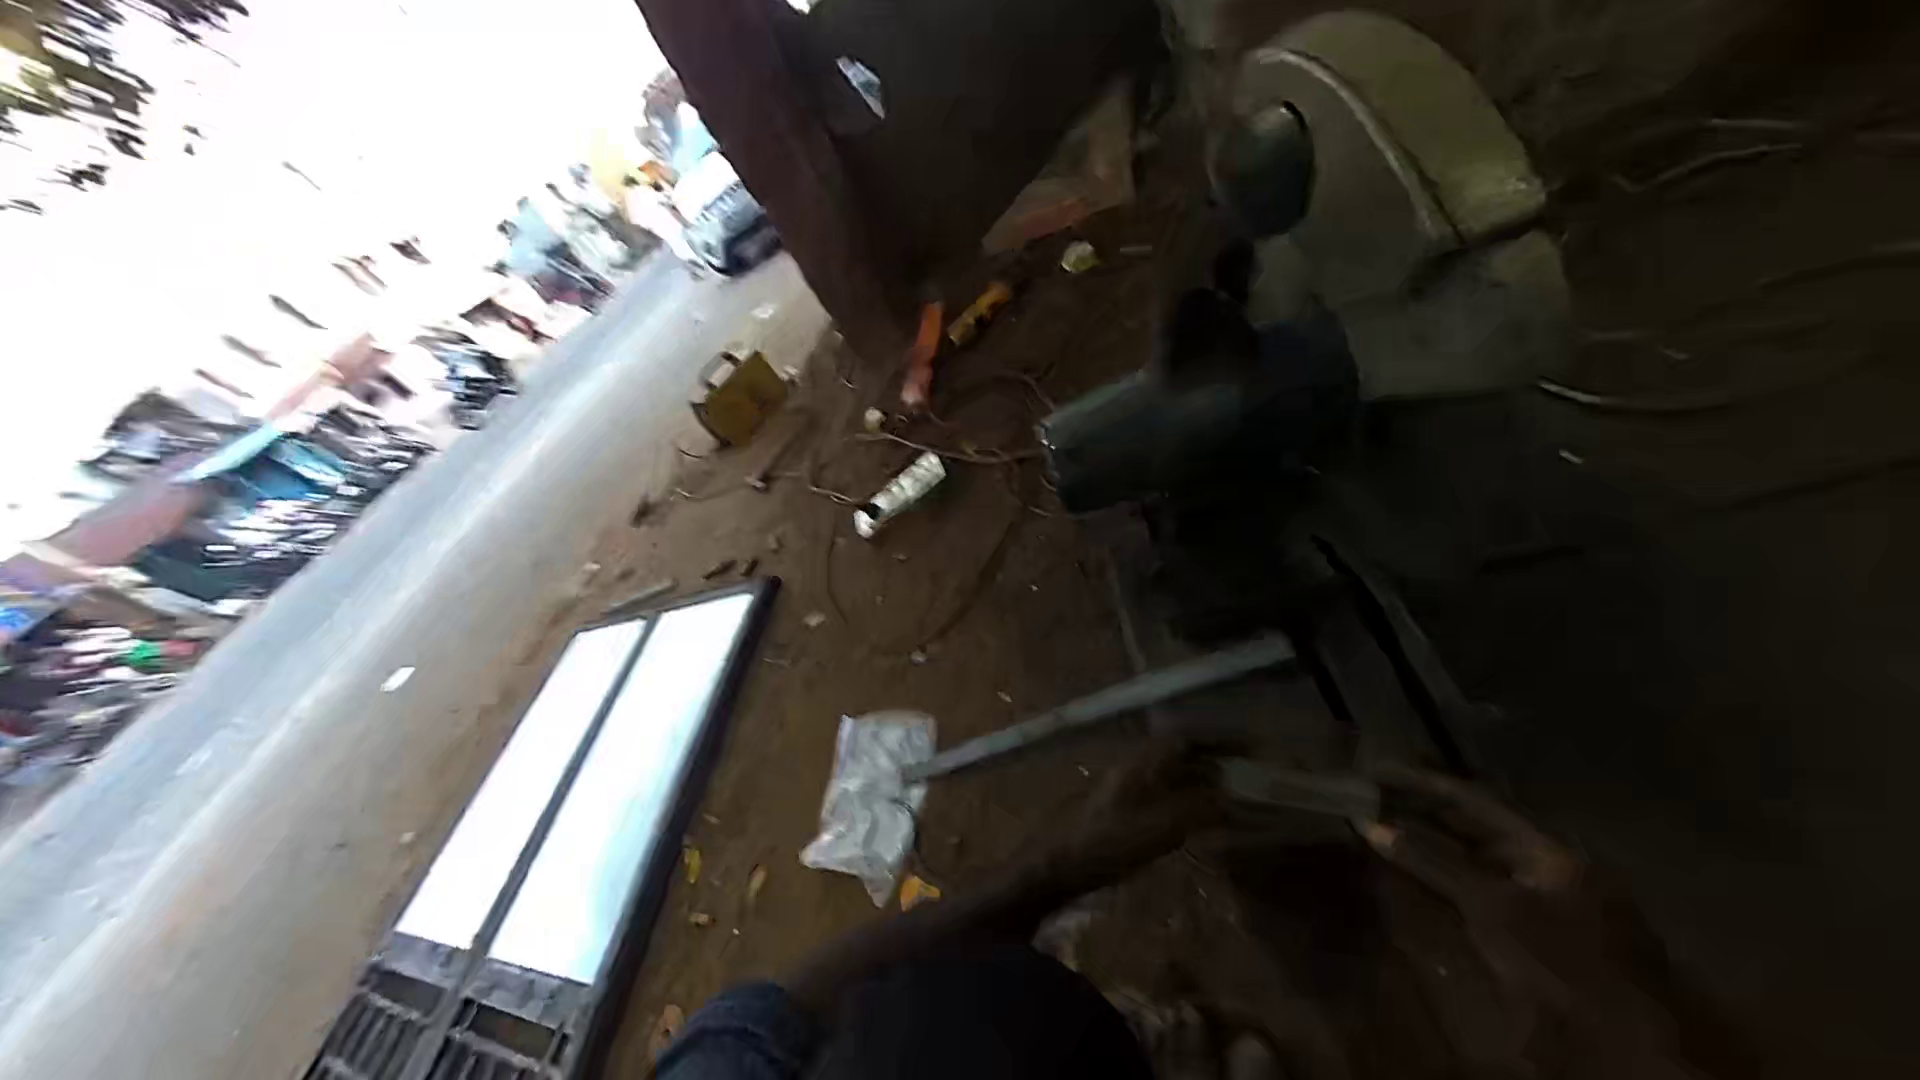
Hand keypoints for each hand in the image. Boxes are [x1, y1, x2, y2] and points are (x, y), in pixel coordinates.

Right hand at [1361, 766, 1752, 1077]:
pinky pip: (1467, 889)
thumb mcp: (1492, 906)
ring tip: (1372, 826)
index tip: (1374, 768)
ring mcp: (1535, 901)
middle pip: (1468, 825)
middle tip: (1364, 795)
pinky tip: (1401, 872)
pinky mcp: (1523, 934)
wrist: (1625, 1053)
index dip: (1421, 781)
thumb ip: (1431, 859)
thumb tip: (1370, 822)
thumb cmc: (1562, 963)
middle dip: (1416, 809)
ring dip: (1419, 843)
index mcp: (1546, 847)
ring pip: (1464, 857)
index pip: (1473, 798)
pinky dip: (1433, 877)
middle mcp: (1541, 865)